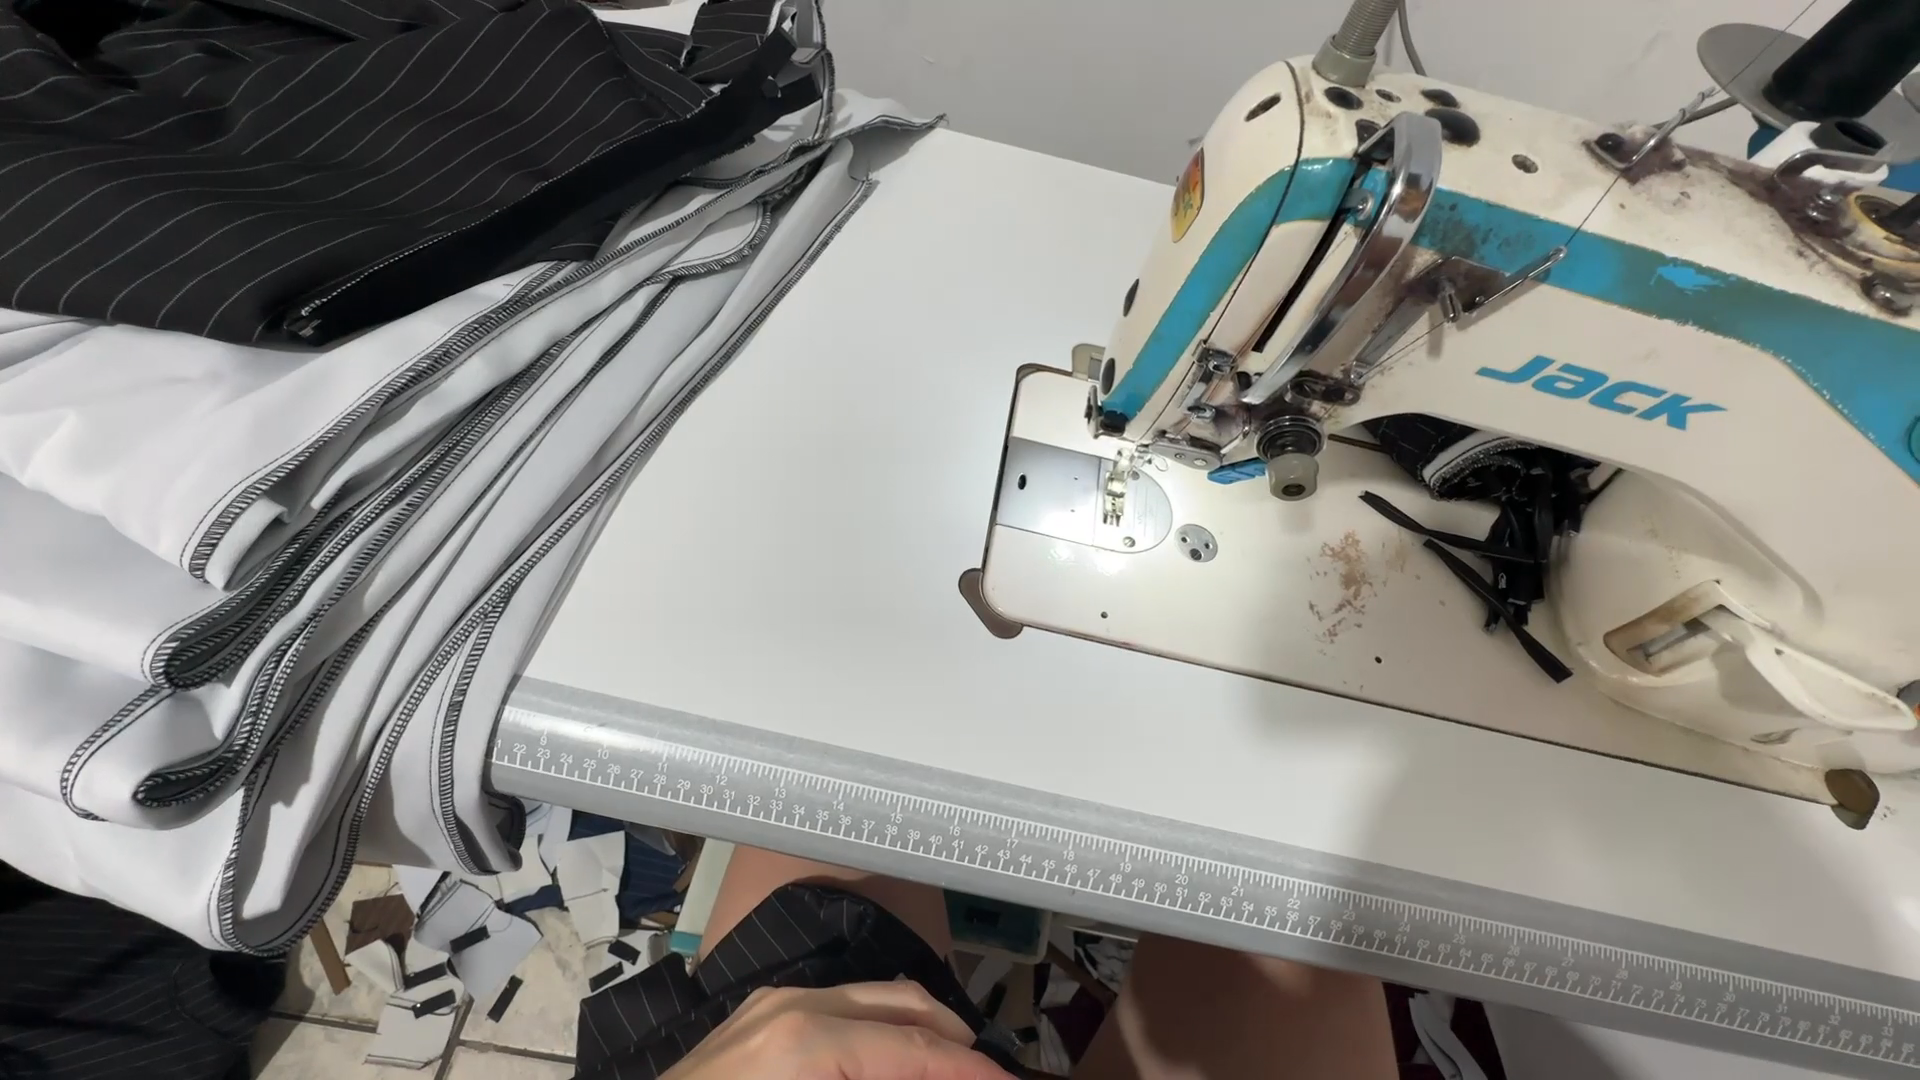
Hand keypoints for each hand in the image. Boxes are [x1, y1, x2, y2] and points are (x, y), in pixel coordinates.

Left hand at [660, 981, 1011, 1079]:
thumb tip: (931, 1073)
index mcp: (810, 1041)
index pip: (911, 1046)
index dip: (966, 1068)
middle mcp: (798, 1004)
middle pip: (901, 1001)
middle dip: (951, 1036)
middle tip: (983, 1073)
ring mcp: (776, 1001)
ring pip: (873, 996)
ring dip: (915, 1029)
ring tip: (943, 1066)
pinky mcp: (762, 1012)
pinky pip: (840, 1007)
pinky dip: (877, 1028)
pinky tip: (887, 1059)